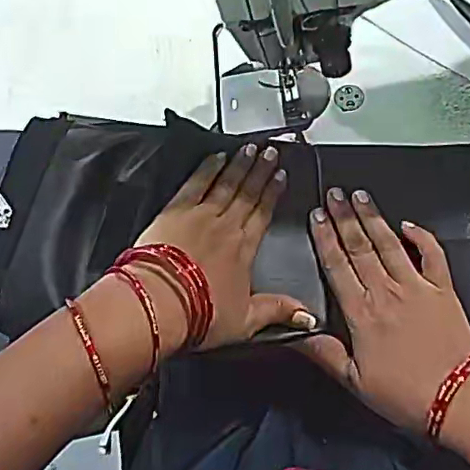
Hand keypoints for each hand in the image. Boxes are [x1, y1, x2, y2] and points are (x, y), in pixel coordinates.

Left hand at [133, 146, 313, 350]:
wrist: (162, 302)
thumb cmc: (200, 313)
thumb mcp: (246, 321)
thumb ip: (277, 311)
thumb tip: (307, 317)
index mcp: (244, 250)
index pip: (263, 214)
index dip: (272, 193)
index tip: (280, 176)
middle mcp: (225, 226)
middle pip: (247, 193)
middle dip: (261, 170)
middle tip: (270, 152)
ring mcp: (200, 215)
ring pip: (225, 183)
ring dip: (239, 164)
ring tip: (250, 148)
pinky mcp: (175, 210)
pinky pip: (196, 182)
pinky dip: (207, 168)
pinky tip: (215, 157)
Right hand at [298, 188, 469, 433]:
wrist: (459, 401)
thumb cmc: (408, 395)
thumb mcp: (354, 381)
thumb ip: (323, 353)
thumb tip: (297, 334)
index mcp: (361, 314)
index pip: (336, 265)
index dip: (324, 237)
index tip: (316, 216)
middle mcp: (386, 293)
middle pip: (359, 246)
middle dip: (343, 216)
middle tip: (334, 194)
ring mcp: (416, 288)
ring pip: (389, 243)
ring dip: (372, 218)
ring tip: (360, 196)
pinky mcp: (443, 291)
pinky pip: (431, 255)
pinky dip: (421, 236)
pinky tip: (408, 224)